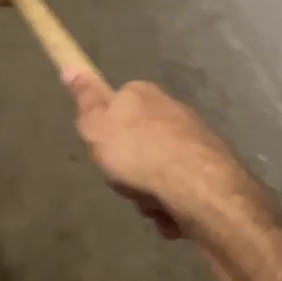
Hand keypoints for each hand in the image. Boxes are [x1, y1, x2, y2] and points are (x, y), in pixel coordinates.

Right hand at [62, 70, 260, 239]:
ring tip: (149, 202)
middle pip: (138, 142)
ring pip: (159, 169)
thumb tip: (70, 65)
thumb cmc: (138, 153)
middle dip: (130, 167)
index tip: (104, 151)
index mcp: (143, 94)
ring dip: (149, 191)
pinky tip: (169, 215)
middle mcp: (171, 110)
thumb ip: (84, 99)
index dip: (107, 133)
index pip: (116, 106)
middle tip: (125, 181)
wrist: (199, 187)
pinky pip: (180, 189)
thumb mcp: (96, 125)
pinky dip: (171, 205)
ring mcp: (194, 139)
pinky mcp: (211, 169)